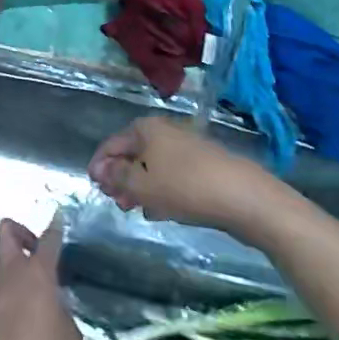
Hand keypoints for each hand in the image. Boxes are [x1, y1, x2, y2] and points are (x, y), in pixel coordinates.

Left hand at [0, 218, 81, 339]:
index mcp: (38, 274)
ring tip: (24, 285)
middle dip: (20, 231)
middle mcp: (11, 273)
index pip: (49, 241)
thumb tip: (54, 313)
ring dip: (6, 263)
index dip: (54, 228)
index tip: (57, 216)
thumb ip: (64, 318)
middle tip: (35, 250)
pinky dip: (2, 294)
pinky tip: (15, 318)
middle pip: (7, 232)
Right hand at [87, 116, 269, 228]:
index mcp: (146, 129)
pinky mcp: (203, 167)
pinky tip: (159, 211)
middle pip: (133, 154)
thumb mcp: (142, 185)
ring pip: (152, 167)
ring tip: (133, 209)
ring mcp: (186, 149)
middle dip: (120, 177)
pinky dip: (160, 190)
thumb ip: (117, 177)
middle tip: (114, 200)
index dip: (99, 164)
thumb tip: (101, 170)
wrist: (245, 198)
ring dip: (139, 186)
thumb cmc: (185, 187)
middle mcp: (165, 132)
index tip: (93, 186)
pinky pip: (172, 176)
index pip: (112, 144)